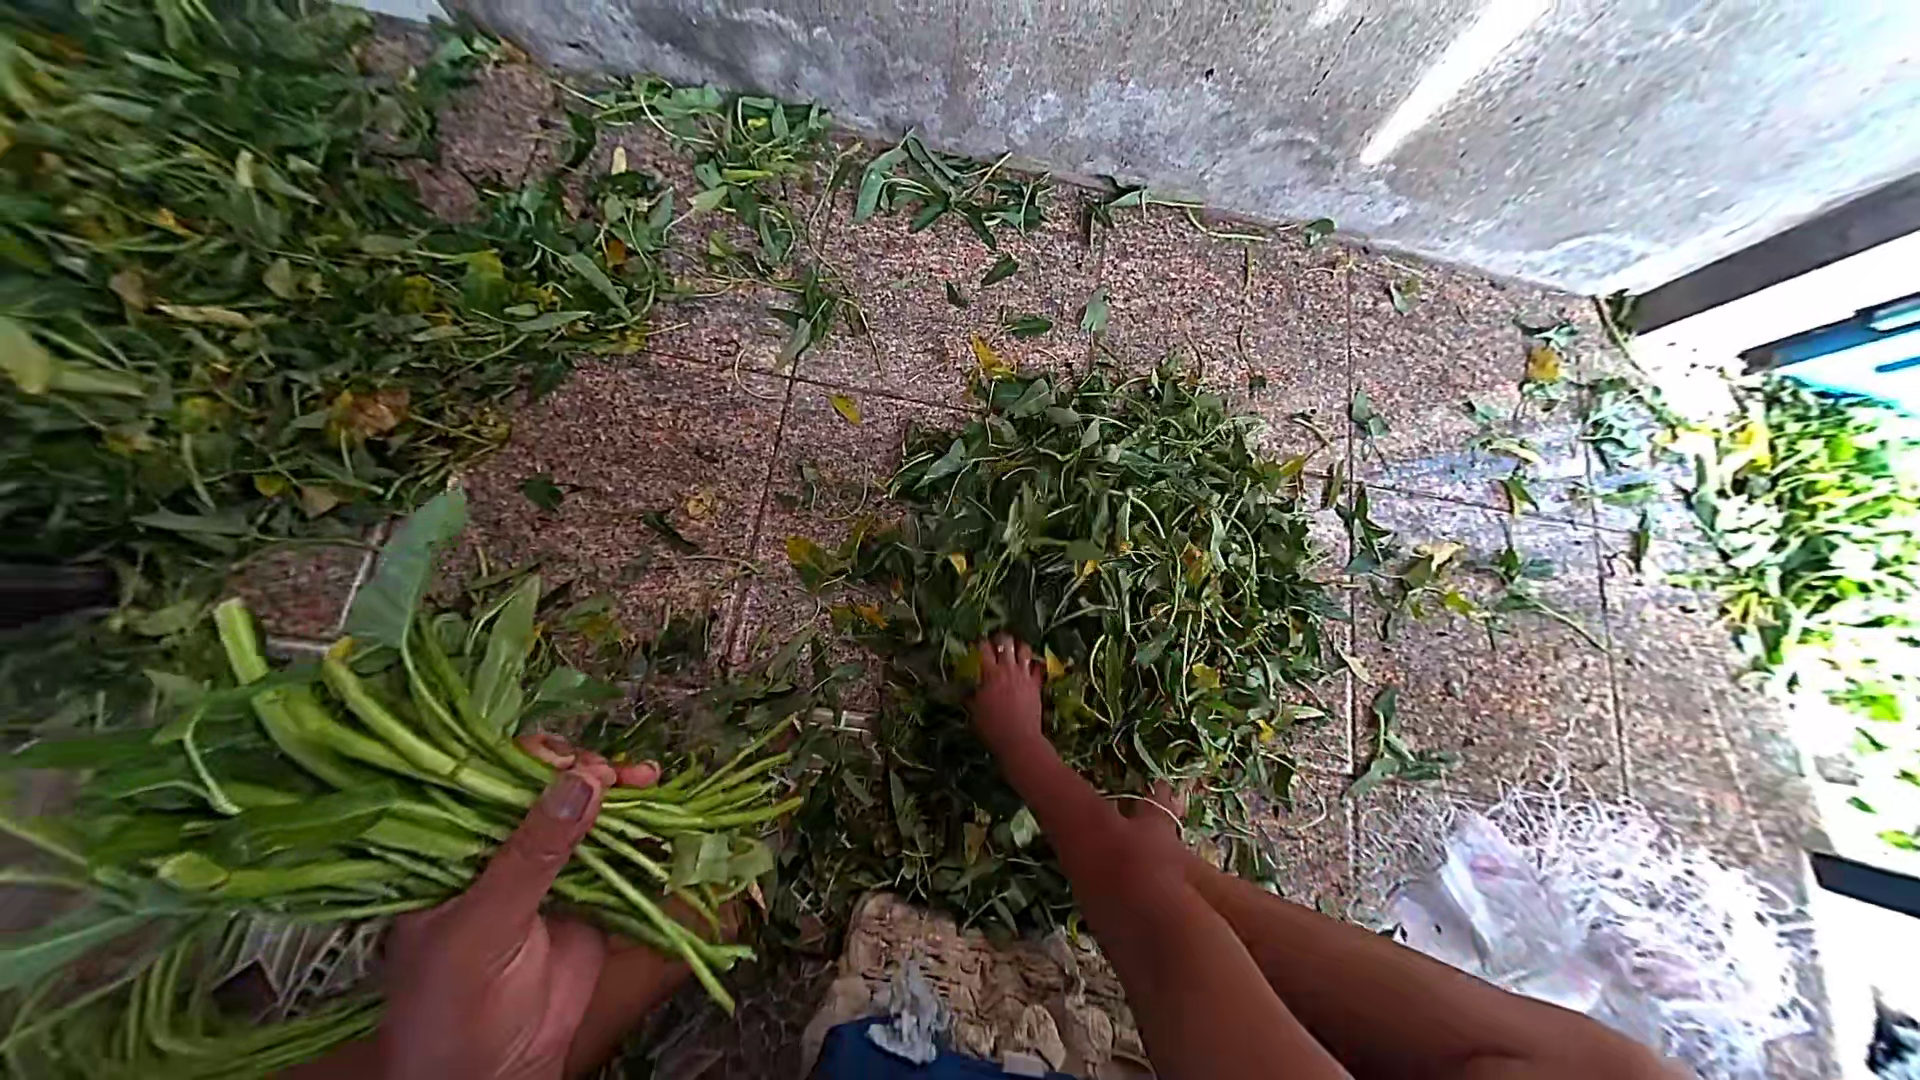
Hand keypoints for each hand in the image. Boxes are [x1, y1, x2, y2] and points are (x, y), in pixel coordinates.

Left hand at [372, 739, 655, 1079]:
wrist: (498, 1077)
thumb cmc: (456, 1011)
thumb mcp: (484, 930)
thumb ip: (531, 856)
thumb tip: (582, 781)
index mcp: (458, 851)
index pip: (492, 782)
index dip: (536, 763)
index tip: (573, 764)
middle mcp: (506, 847)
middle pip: (552, 785)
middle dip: (588, 770)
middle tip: (615, 776)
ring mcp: (553, 863)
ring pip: (591, 807)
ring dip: (623, 789)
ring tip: (646, 780)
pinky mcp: (593, 883)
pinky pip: (622, 842)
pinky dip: (646, 822)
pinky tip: (660, 806)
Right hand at [969, 633, 1045, 756]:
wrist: (1019, 740)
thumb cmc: (992, 728)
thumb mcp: (974, 712)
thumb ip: (970, 697)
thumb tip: (965, 691)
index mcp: (990, 674)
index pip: (984, 649)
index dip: (981, 643)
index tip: (978, 643)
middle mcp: (1008, 670)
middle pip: (1006, 643)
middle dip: (1001, 638)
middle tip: (998, 640)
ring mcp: (1024, 676)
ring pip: (1024, 650)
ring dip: (1019, 646)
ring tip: (1016, 647)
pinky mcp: (1036, 685)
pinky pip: (1038, 668)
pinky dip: (1035, 663)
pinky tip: (1032, 664)